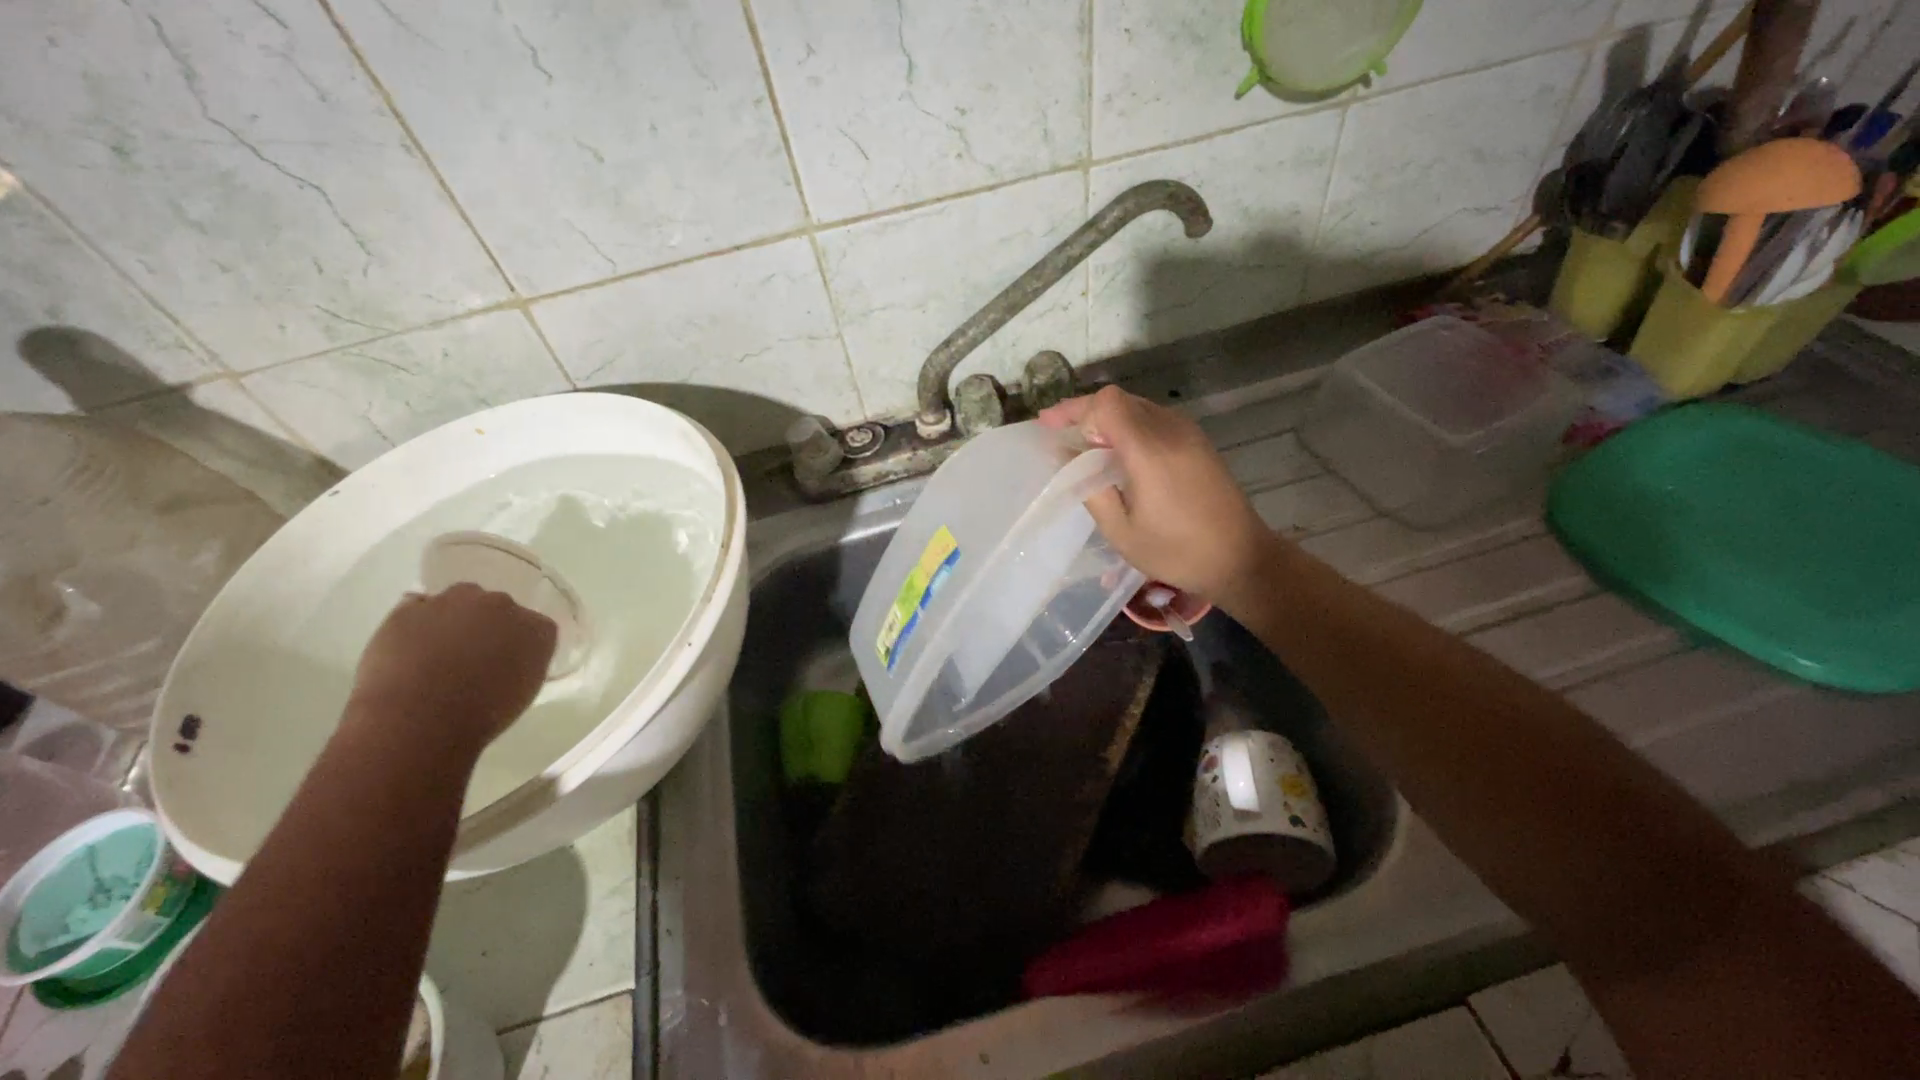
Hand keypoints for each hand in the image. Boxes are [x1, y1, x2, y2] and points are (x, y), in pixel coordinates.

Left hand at [347, 583, 557, 752]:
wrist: (419, 719)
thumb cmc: (481, 715)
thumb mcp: (524, 691)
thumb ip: (524, 662)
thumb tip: (508, 657)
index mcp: (537, 629)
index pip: (535, 627)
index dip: (518, 646)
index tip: (506, 666)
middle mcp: (501, 605)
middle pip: (497, 607)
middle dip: (487, 627)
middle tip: (472, 660)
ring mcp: (454, 601)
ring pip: (458, 601)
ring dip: (453, 619)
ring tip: (438, 654)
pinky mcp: (410, 608)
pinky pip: (416, 607)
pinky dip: (417, 623)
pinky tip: (412, 649)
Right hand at [1038, 386, 1277, 605]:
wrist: (1240, 558)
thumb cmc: (1176, 551)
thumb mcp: (1121, 530)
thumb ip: (1089, 488)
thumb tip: (1066, 456)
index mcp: (1149, 449)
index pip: (1106, 403)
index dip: (1074, 409)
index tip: (1049, 426)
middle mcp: (1170, 429)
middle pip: (1120, 400)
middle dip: (1085, 412)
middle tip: (1059, 433)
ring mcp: (1188, 433)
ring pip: (1138, 407)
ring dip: (1108, 419)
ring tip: (1084, 446)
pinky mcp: (1198, 442)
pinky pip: (1155, 420)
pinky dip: (1129, 427)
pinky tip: (1118, 454)